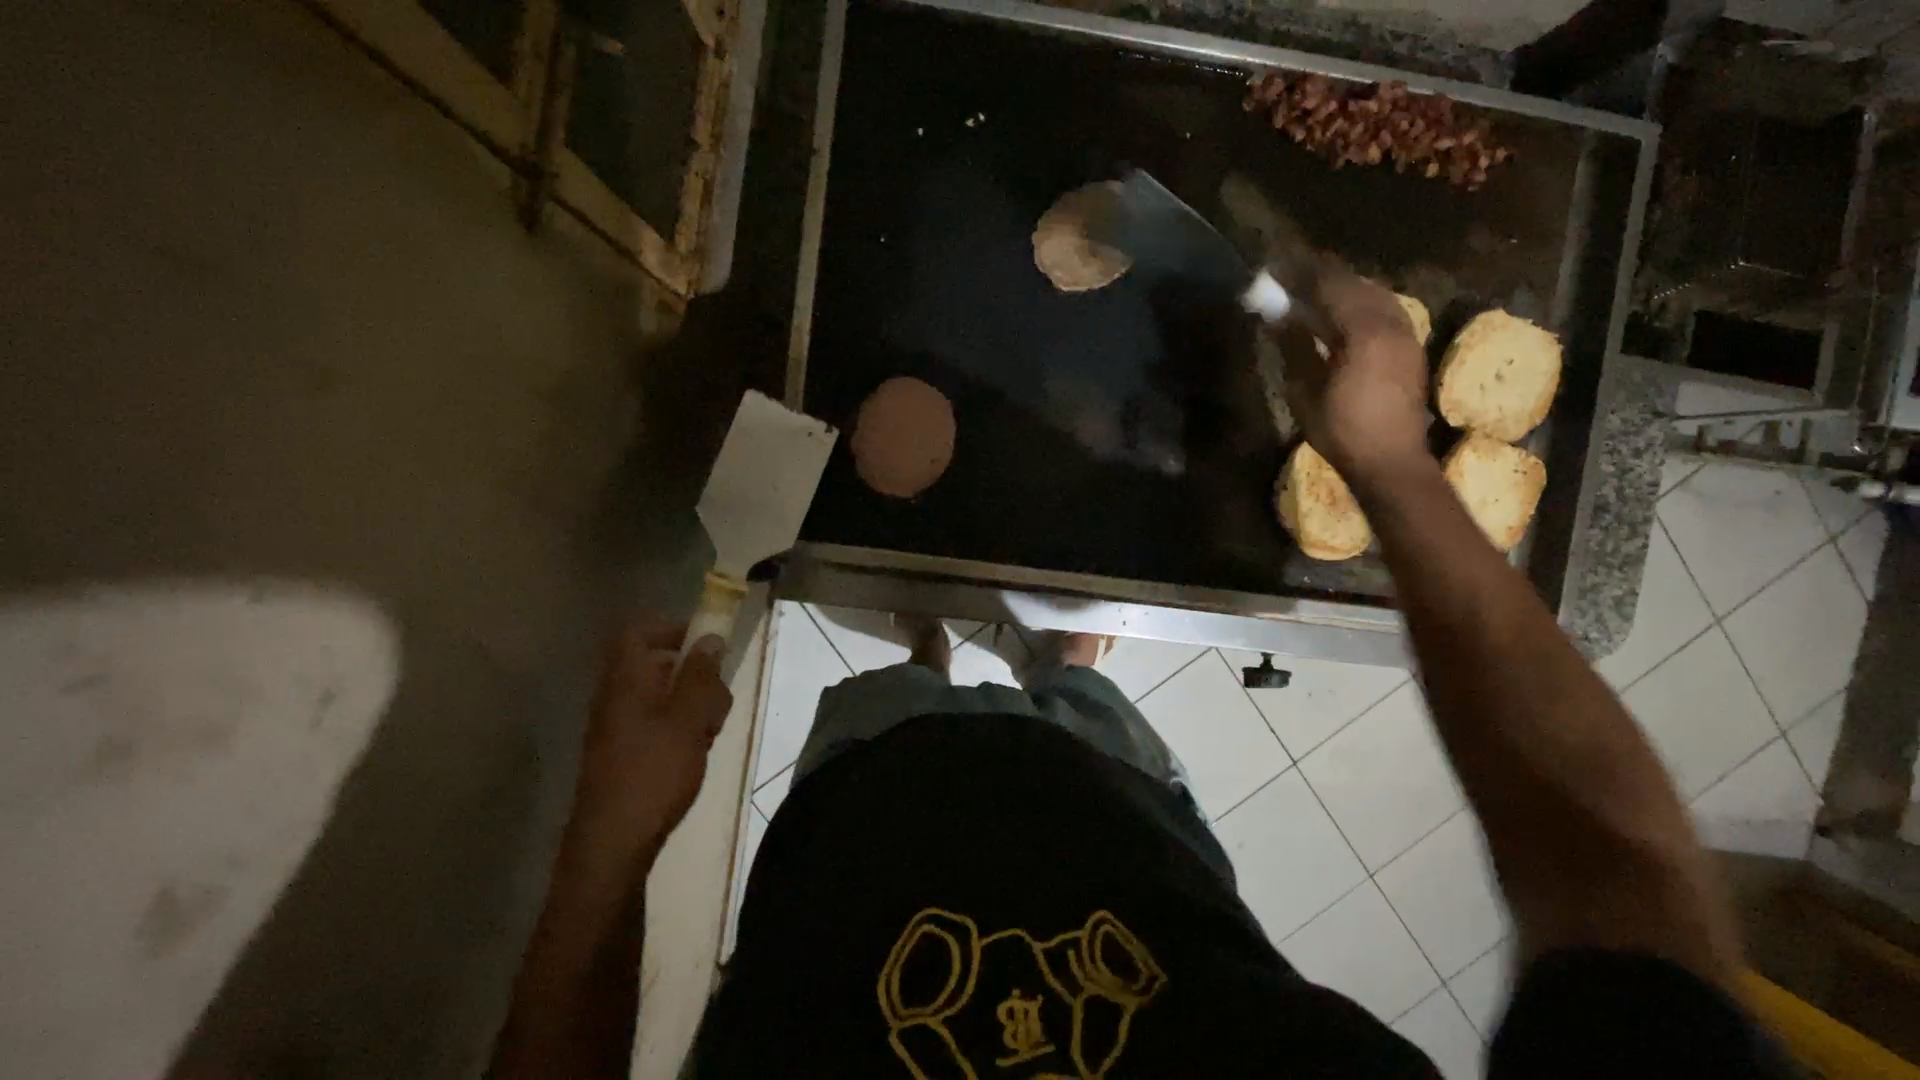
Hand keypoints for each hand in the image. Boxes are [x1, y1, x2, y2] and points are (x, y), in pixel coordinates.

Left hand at [572, 623, 732, 844]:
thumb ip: (701, 676)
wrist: (613, 843)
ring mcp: (616, 727)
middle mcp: (615, 697)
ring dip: (691, 705)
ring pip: (660, 697)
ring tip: (711, 732)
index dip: (672, 629)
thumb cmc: (653, 772)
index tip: (706, 645)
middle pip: (655, 665)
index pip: (638, 632)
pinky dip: (679, 730)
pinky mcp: (622, 754)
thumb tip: (709, 637)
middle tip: (718, 700)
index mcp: (625, 680)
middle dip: (694, 675)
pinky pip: (654, 724)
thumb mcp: (688, 720)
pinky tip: (696, 754)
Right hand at [1279, 261, 1433, 486]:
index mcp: (1364, 329)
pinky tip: (1339, 318)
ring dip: (1342, 290)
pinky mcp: (1410, 348)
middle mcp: (1391, 321)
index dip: (1299, 274)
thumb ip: (1293, 345)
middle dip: (1321, 278)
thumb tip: (1276, 315)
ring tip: (1311, 296)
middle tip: (1289, 279)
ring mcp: (1406, 333)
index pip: (1330, 284)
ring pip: (1372, 294)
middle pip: (1354, 283)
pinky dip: (1358, 305)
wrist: (1391, 462)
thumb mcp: (1305, 390)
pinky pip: (1383, 311)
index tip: (1273, 269)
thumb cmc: (1342, 430)